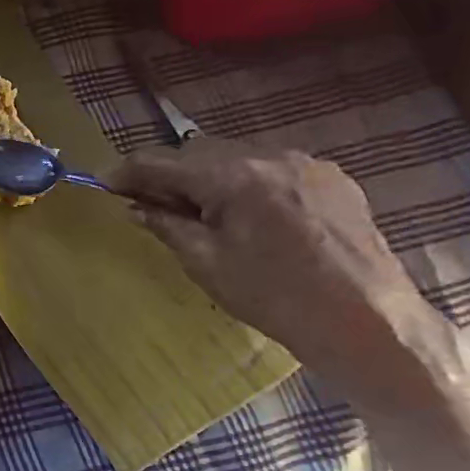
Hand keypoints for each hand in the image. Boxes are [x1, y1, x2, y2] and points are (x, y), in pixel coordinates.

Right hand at [103, 139, 442, 396]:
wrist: (366, 319)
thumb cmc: (275, 297)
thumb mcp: (206, 264)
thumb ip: (167, 225)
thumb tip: (136, 206)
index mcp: (234, 177)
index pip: (165, 162)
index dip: (129, 170)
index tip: (103, 180)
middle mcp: (270, 155)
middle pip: (200, 151)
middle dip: (169, 172)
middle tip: (150, 203)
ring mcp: (306, 162)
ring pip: (237, 155)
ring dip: (208, 176)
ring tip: (200, 212)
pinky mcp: (332, 177)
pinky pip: (272, 167)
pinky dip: (246, 182)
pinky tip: (247, 214)